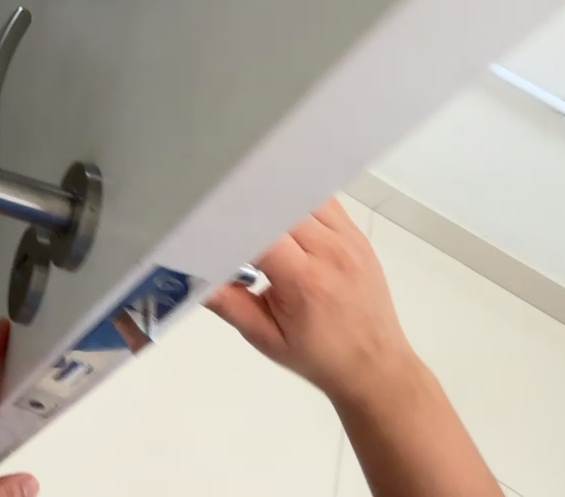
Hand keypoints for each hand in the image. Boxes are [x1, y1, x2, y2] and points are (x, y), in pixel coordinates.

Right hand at [206, 199, 420, 406]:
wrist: (377, 368)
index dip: (232, 220)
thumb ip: (226, 302)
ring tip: (249, 209)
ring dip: (271, 199)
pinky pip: (320, 199)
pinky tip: (279, 212)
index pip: (262, 230)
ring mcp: (348, 239)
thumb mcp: (264, 337)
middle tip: (220, 210)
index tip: (206, 218)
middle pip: (278, 204)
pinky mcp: (356, 233)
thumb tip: (187, 272)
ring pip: (299, 194)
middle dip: (247, 205)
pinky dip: (294, 200)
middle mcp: (331, 252)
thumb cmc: (317, 356)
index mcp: (306, 281)